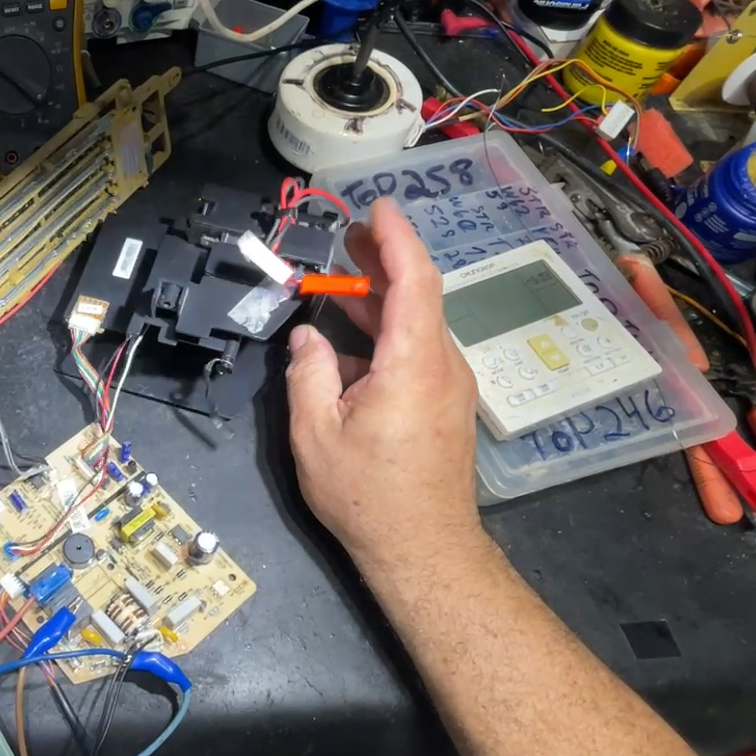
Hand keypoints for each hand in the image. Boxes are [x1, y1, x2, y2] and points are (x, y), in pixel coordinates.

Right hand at [285, 197, 484, 580]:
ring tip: (341, 283)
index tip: (378, 207)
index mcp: (412, 364)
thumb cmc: (365, 493)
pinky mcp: (445, 405)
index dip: (397, 238)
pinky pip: (416, 354)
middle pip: (418, 296)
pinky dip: (384, 335)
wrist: (423, 548)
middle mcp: (441, 366)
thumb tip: (307, 337)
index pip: (414, 281)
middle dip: (384, 261)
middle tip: (348, 237)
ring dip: (380, 301)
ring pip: (417, 326)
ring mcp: (449, 386)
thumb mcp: (314, 433)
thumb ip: (307, 374)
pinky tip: (348, 347)